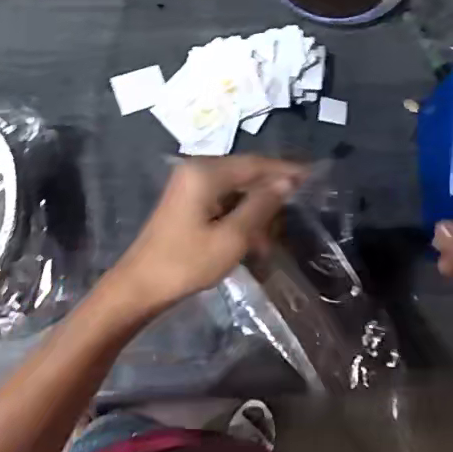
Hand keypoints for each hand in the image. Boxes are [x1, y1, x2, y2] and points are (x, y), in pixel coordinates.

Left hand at [104, 156, 307, 316]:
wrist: (138, 287)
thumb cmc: (186, 263)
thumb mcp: (232, 238)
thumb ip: (261, 205)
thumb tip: (287, 181)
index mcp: (206, 172)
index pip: (256, 163)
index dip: (286, 169)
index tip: (314, 175)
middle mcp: (197, 169)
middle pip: (245, 171)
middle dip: (271, 190)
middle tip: (299, 205)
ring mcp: (189, 183)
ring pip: (235, 186)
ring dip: (256, 206)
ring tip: (273, 233)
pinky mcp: (186, 200)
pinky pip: (222, 197)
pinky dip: (240, 213)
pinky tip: (252, 236)